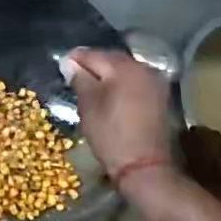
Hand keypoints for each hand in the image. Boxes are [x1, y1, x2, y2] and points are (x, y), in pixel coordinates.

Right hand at [61, 47, 174, 178]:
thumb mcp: (87, 104)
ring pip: (124, 71)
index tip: (60, 66)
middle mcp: (144, 69)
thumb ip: (78, 78)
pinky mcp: (160, 98)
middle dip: (92, 65)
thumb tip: (69, 63)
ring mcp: (155, 83)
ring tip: (90, 86)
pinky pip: (134, 82)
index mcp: (124, 67)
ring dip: (107, 75)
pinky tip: (109, 94)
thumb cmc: (110, 133)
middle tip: (73, 75)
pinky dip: (120, 85)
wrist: (145, 166)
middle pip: (111, 59)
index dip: (74, 59)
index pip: (92, 54)